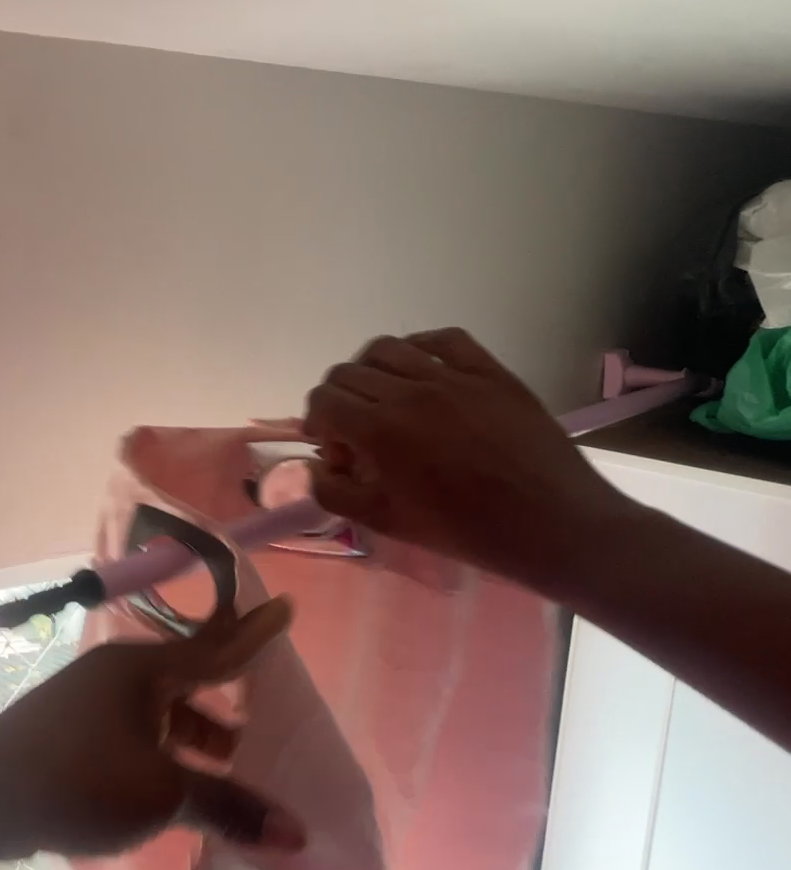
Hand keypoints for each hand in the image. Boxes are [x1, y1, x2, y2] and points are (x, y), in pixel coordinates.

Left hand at [0, 598, 304, 859]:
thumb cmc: (82, 776)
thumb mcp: (163, 791)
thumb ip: (229, 806)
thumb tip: (295, 831)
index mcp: (140, 668)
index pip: (213, 647)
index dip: (253, 633)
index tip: (283, 605)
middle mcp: (118, 673)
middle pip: (189, 684)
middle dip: (229, 712)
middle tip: (271, 740)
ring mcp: (93, 699)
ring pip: (164, 714)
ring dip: (200, 744)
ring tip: (238, 785)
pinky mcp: (78, 728)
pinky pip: (141, 734)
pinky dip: (170, 756)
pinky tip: (186, 794)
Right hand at [302, 328, 632, 577]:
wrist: (558, 529)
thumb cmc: (466, 529)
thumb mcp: (384, 521)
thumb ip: (332, 492)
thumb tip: (312, 468)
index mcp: (379, 430)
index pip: (322, 400)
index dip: (318, 423)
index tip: (338, 452)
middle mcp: (409, 393)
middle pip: (346, 373)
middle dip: (339, 400)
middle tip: (358, 430)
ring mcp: (453, 379)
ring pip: (386, 349)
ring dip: (371, 371)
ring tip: (385, 396)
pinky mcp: (491, 374)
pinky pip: (444, 339)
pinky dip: (421, 347)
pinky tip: (422, 371)